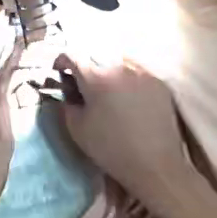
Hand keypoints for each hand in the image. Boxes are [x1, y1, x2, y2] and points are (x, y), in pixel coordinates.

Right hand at [57, 51, 196, 211]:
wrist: (155, 164)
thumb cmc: (111, 149)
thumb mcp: (77, 129)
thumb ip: (66, 104)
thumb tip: (65, 91)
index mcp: (95, 76)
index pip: (72, 55)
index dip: (61, 61)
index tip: (58, 71)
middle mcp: (118, 65)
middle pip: (95, 53)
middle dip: (83, 63)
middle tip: (80, 80)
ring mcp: (141, 71)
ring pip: (116, 58)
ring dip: (105, 66)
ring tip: (104, 84)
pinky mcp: (158, 80)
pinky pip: (136, 69)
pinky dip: (125, 74)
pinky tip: (126, 91)